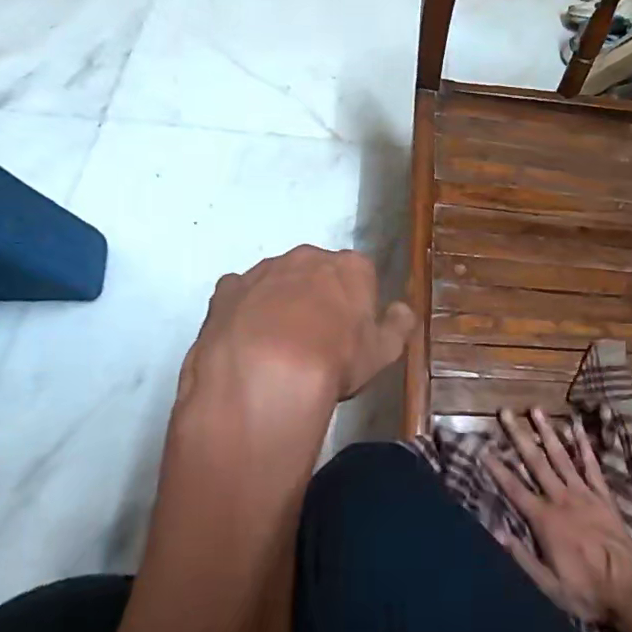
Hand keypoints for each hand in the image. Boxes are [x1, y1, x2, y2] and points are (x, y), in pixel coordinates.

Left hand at [182, 245, 414, 406]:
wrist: (266, 374)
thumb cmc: (335, 361)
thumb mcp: (382, 354)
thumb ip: (397, 326)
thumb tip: (403, 310)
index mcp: (350, 267)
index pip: (360, 274)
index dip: (356, 302)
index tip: (350, 330)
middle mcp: (306, 257)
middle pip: (316, 271)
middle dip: (316, 295)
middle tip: (315, 337)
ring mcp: (263, 269)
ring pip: (276, 280)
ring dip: (279, 302)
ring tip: (277, 345)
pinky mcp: (227, 288)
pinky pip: (240, 293)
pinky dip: (244, 309)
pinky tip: (246, 339)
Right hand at [483, 408, 631, 626]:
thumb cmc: (586, 592)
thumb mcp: (547, 585)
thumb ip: (521, 557)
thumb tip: (496, 532)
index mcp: (544, 520)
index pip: (513, 488)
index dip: (496, 467)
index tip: (482, 447)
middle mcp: (561, 499)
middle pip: (535, 461)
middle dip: (518, 435)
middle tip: (505, 412)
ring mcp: (584, 494)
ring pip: (561, 456)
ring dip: (546, 432)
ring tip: (535, 410)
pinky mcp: (604, 497)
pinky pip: (592, 466)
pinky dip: (583, 446)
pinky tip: (575, 427)